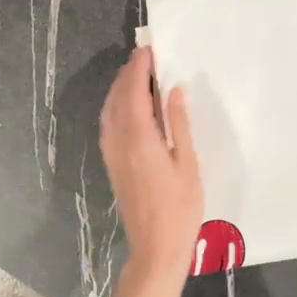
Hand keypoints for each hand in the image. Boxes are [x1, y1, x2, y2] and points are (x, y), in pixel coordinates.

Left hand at [101, 48, 203, 274]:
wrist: (155, 247)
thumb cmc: (180, 208)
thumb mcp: (187, 164)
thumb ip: (179, 124)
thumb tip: (174, 90)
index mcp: (139, 138)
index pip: (135, 92)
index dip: (140, 68)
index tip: (149, 49)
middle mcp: (119, 141)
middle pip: (118, 98)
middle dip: (128, 74)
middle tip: (144, 56)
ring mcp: (112, 153)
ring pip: (109, 111)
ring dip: (120, 89)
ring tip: (137, 75)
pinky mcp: (112, 164)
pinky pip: (108, 125)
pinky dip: (116, 107)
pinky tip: (128, 106)